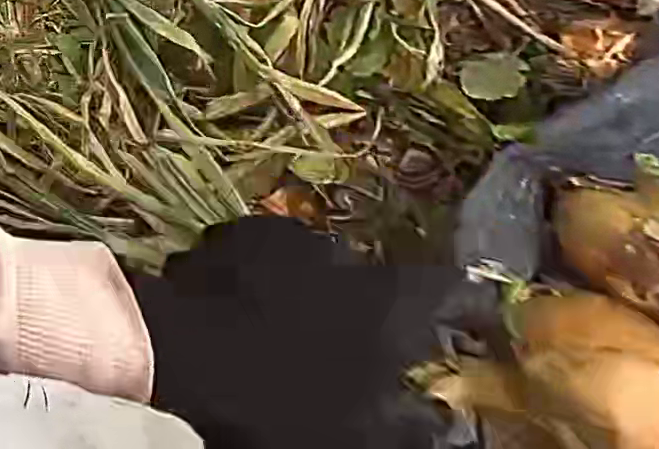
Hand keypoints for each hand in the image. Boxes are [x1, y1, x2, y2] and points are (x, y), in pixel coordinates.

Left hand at [128, 216, 462, 448]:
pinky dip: (271, 272)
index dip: (466, 303)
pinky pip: (268, 250)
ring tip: (300, 318)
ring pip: (317, 258)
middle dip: (377, 301)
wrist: (184, 348)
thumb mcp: (362, 434)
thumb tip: (440, 416)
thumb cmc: (281, 401)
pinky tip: (253, 299)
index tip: (475, 321)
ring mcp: (280, 235)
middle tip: (366, 337)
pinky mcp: (233, 230)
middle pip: (375, 273)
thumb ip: (413, 425)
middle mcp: (336, 253)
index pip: (447, 287)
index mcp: (382, 301)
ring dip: (318, 282)